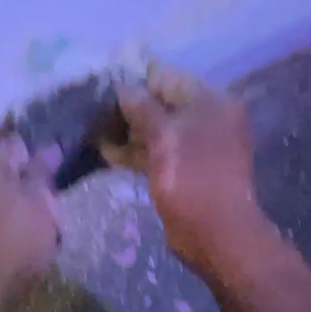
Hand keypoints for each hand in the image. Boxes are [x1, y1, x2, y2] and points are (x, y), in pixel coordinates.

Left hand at [0, 133, 61, 296]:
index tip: (51, 178)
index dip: (34, 159)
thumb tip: (51, 148)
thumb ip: (42, 171)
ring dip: (2, 201)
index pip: (11, 142)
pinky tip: (4, 239)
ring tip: (26, 225)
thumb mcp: (40, 202)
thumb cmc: (14, 239)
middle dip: (17, 181)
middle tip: (43, 204)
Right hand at [106, 66, 264, 268]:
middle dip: (129, 108)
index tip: (104, 87)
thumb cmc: (192, 177)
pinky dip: (135, 152)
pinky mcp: (184, 169)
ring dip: (128, 132)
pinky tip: (106, 153)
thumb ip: (142, 108)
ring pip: (156, 130)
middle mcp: (206, 118)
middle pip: (162, 103)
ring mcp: (196, 146)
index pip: (168, 78)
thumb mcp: (164, 137)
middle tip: (94, 112)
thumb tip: (124, 87)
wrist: (216, 233)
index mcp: (211, 101)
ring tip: (93, 132)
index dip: (136, 81)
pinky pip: (157, 152)